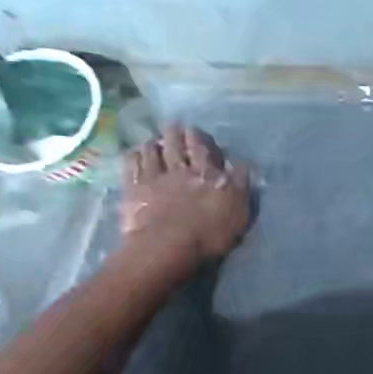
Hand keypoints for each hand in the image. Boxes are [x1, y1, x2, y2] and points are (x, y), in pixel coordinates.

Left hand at [119, 124, 252, 263]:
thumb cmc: (209, 234)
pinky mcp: (134, 190)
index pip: (202, 148)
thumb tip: (241, 164)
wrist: (168, 248)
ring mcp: (154, 178)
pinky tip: (133, 153)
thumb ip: (240, 185)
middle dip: (174, 134)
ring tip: (153, 139)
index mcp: (206, 174)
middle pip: (175, 145)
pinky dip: (133, 156)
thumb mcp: (238, 211)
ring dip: (153, 143)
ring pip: (152, 151)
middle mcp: (180, 170)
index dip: (198, 137)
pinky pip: (131, 166)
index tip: (195, 130)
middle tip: (173, 125)